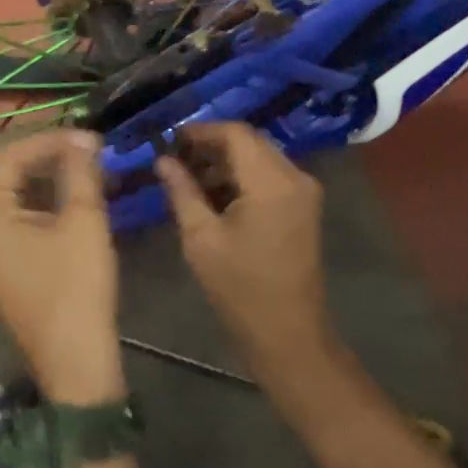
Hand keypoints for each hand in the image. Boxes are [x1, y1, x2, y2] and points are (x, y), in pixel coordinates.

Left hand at [0, 130, 125, 403]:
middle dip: (50, 159)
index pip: (8, 159)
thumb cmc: (76, 287)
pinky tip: (79, 201)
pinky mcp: (6, 268)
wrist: (76, 362)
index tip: (87, 137)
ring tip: (90, 171)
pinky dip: (49, 206)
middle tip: (91, 151)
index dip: (48, 141)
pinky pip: (22, 222)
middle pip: (9, 177)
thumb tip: (83, 137)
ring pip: (18, 200)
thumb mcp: (82, 222)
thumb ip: (80, 172)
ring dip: (52, 181)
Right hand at [157, 123, 328, 363]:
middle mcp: (295, 177)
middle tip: (175, 159)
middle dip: (212, 145)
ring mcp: (304, 192)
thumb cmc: (240, 289)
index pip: (236, 134)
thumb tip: (163, 160)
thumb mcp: (201, 238)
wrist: (289, 335)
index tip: (169, 140)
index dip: (201, 131)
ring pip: (260, 157)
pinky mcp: (304, 207)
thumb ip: (182, 192)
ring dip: (226, 162)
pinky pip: (270, 176)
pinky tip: (214, 195)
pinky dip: (243, 177)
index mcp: (272, 182)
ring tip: (189, 179)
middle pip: (250, 142)